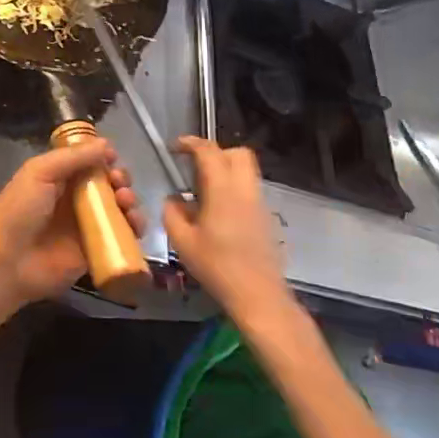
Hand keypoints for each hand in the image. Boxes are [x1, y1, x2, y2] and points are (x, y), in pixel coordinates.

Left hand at [0, 137, 144, 305]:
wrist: (8, 261)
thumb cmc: (19, 211)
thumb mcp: (40, 173)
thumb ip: (72, 157)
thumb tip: (106, 144)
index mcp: (58, 178)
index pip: (88, 162)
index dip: (103, 158)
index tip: (113, 157)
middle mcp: (74, 200)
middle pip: (107, 184)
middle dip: (119, 179)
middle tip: (118, 182)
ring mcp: (85, 226)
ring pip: (118, 209)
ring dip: (129, 201)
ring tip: (125, 202)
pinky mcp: (95, 251)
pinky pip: (121, 237)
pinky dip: (134, 229)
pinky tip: (134, 224)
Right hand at [163, 136, 289, 314]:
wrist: (257, 294)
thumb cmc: (216, 265)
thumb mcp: (182, 241)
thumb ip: (172, 213)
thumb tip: (173, 200)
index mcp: (223, 190)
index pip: (210, 152)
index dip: (191, 143)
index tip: (176, 147)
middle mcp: (245, 190)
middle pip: (238, 153)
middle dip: (215, 152)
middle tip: (194, 166)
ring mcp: (259, 203)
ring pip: (246, 172)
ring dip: (225, 170)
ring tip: (202, 190)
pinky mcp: (265, 218)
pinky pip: (248, 190)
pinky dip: (232, 188)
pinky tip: (216, 212)